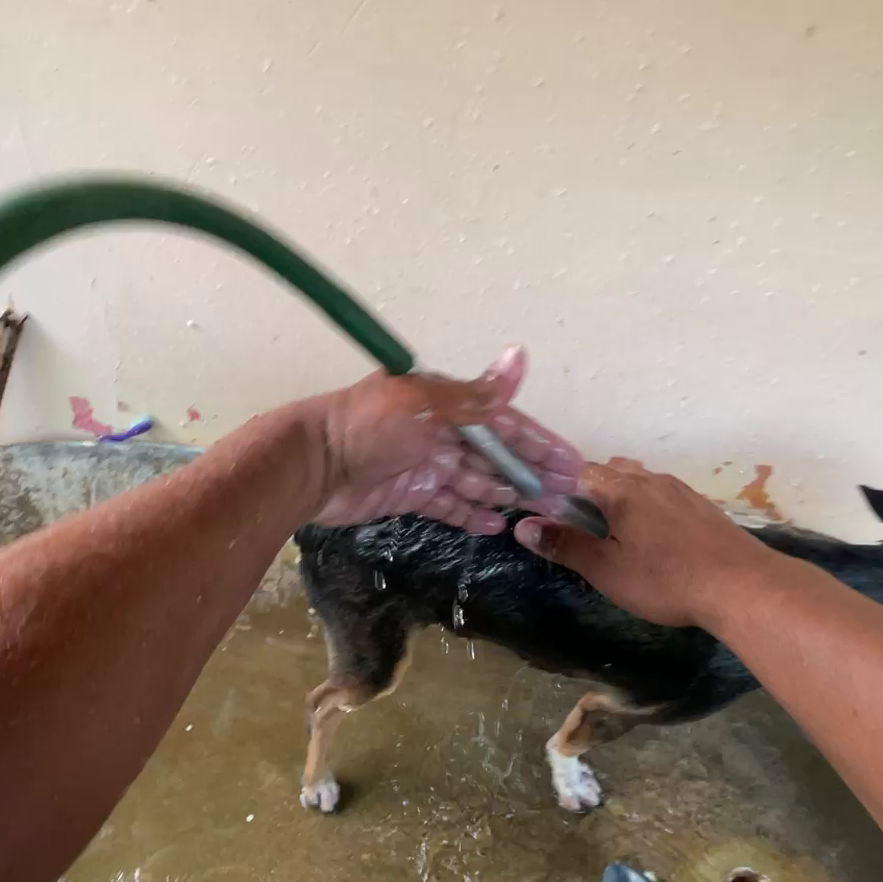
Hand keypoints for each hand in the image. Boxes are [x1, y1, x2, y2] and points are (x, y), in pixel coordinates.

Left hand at [306, 347, 583, 534]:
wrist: (310, 465)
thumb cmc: (367, 428)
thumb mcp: (424, 405)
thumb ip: (475, 394)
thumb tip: (521, 356)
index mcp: (445, 404)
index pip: (504, 423)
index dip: (539, 443)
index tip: (572, 464)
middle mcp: (439, 432)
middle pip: (494, 455)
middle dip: (529, 473)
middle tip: (565, 497)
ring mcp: (424, 465)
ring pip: (475, 481)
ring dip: (506, 495)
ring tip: (539, 512)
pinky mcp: (409, 494)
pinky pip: (448, 504)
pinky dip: (471, 514)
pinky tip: (496, 525)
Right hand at [513, 458, 777, 625]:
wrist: (743, 587)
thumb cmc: (665, 579)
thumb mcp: (606, 569)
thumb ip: (564, 545)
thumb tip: (522, 525)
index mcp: (622, 490)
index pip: (579, 473)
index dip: (560, 489)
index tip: (550, 513)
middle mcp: (651, 480)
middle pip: (611, 472)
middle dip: (591, 492)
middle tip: (580, 527)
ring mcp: (681, 492)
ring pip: (641, 483)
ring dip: (622, 499)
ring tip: (614, 533)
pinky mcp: (703, 508)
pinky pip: (664, 497)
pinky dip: (648, 508)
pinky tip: (652, 538)